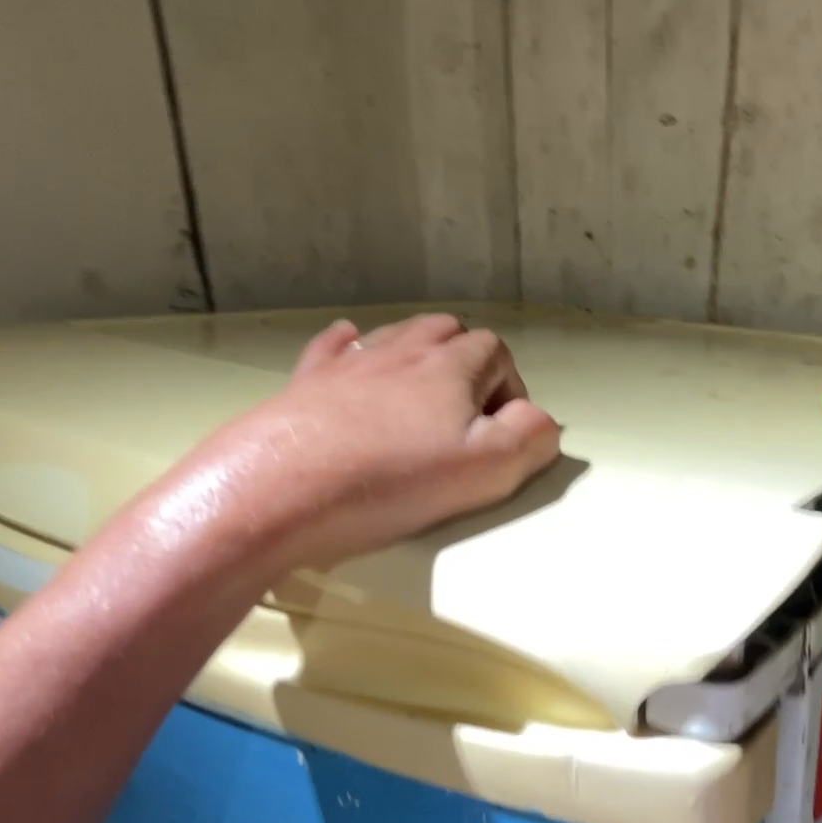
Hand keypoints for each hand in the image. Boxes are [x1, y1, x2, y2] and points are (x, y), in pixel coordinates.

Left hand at [196, 314, 561, 570]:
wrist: (279, 490)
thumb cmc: (392, 479)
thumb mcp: (489, 469)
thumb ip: (532, 437)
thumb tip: (542, 421)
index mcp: (451, 366)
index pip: (498, 354)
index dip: (511, 390)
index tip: (501, 433)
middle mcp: (404, 350)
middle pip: (449, 332)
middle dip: (469, 363)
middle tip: (466, 413)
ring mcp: (351, 361)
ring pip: (399, 333)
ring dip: (421, 353)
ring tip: (423, 394)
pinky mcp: (307, 381)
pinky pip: (337, 346)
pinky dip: (354, 347)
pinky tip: (353, 355)